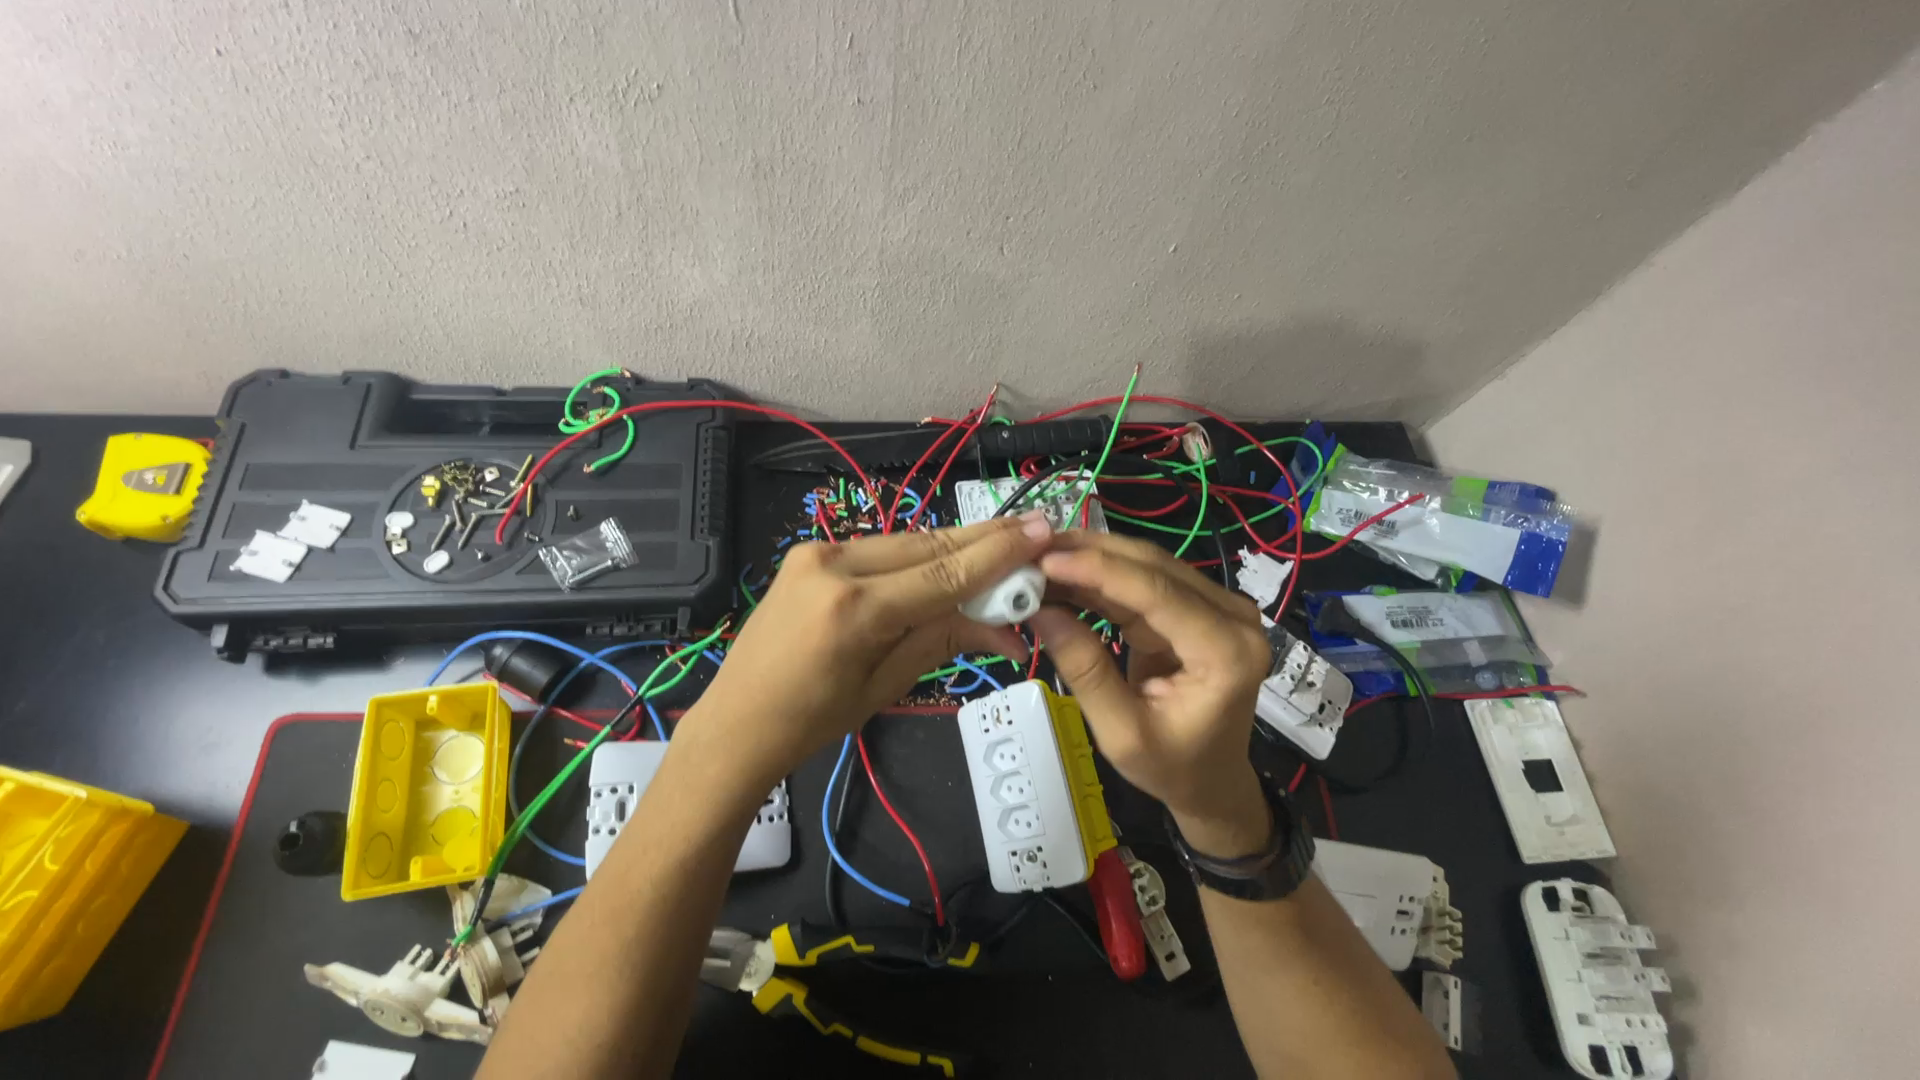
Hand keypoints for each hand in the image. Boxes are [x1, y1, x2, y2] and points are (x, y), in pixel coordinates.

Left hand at [689, 513, 1052, 781]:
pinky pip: (880, 549)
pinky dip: (918, 555)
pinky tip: (949, 557)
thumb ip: (944, 641)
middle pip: (928, 546)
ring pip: (906, 542)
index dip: (998, 554)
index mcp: (854, 611)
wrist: (736, 719)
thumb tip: (1009, 630)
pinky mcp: (809, 552)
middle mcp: (834, 566)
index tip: (1042, 534)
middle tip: (1034, 532)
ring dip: (954, 546)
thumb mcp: (885, 686)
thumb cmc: (811, 720)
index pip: (944, 574)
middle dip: (985, 541)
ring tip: (1003, 544)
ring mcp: (816, 552)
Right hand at [1028, 531, 1273, 855]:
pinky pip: (1143, 581)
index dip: (1098, 569)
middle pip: (1153, 567)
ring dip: (1091, 558)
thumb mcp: (1121, 733)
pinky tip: (1062, 573)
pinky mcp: (1196, 607)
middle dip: (1089, 553)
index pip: (1157, 592)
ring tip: (1038, 556)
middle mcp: (1232, 617)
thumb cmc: (1173, 768)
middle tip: (1031, 549)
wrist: (1212, 782)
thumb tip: (1039, 611)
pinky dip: (1101, 577)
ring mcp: (1217, 608)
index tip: (1044, 559)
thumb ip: (1085, 670)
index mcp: (1227, 653)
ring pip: (1146, 565)